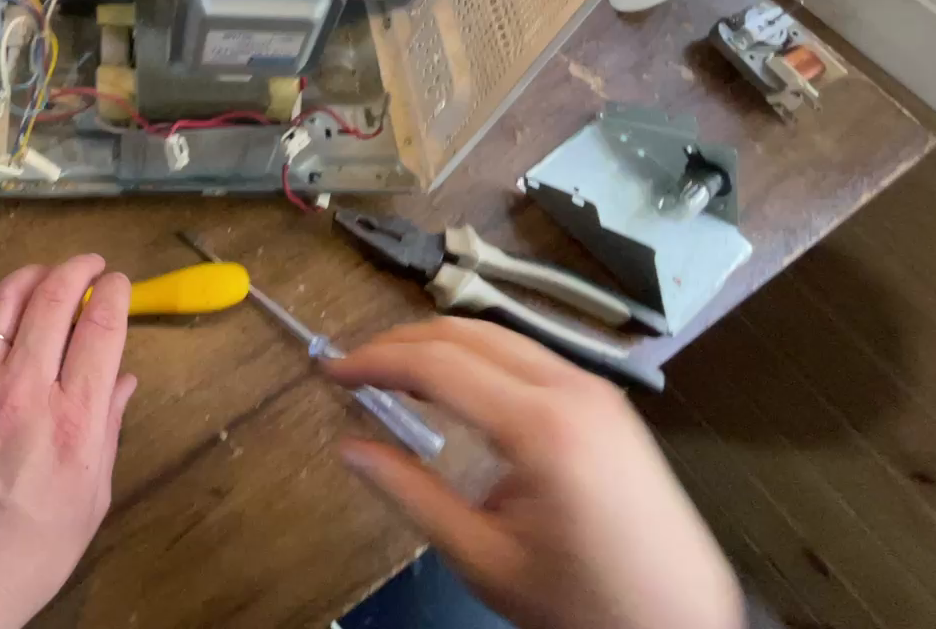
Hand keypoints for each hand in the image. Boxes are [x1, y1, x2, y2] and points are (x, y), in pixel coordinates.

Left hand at [0, 255, 137, 628]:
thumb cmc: (30, 547)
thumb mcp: (91, 497)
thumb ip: (109, 425)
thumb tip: (123, 375)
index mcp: (72, 422)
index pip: (101, 327)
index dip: (116, 293)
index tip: (120, 284)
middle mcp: (22, 391)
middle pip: (55, 298)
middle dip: (80, 269)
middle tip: (91, 266)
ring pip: (6, 299)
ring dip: (35, 275)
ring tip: (49, 274)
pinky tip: (8, 312)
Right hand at [328, 318, 742, 628]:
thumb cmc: (582, 604)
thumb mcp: (485, 559)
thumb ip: (410, 493)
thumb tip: (348, 448)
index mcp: (540, 425)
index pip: (436, 364)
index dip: (375, 360)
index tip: (332, 369)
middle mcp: (569, 386)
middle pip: (463, 334)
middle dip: (400, 343)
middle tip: (356, 367)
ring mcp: (593, 387)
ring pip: (493, 335)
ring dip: (436, 345)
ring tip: (392, 373)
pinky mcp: (603, 398)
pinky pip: (523, 354)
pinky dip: (473, 356)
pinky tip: (451, 382)